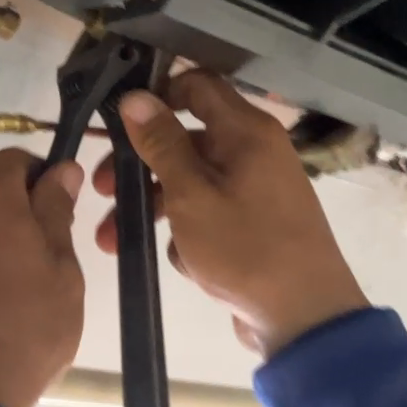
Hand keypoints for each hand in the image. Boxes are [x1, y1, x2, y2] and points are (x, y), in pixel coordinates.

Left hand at [0, 148, 85, 406]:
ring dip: (5, 228)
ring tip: (33, 272)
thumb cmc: (30, 322)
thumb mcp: (61, 264)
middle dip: (25, 201)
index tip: (65, 202)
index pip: (14, 159)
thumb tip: (61, 169)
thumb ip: (57, 209)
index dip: (43, 171)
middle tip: (56, 243)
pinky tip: (6, 289)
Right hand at [94, 71, 367, 357]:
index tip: (117, 119)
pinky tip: (178, 258)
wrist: (306, 322)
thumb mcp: (190, 194)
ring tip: (111, 237)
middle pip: (183, 138)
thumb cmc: (246, 248)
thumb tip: (134, 96)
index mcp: (245, 133)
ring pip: (187, 179)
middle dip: (138, 163)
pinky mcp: (251, 222)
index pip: (195, 84)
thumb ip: (160, 143)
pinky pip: (206, 209)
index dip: (155, 94)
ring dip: (149, 203)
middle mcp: (252, 152)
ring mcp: (253, 189)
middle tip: (100, 187)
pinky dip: (185, 228)